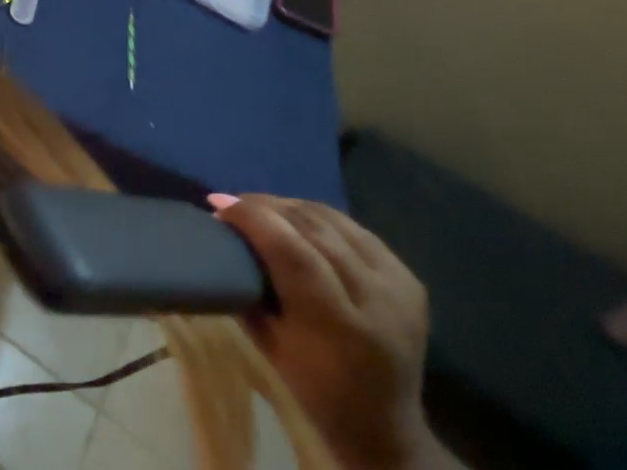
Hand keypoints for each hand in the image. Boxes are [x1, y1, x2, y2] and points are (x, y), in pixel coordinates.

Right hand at [211, 194, 445, 468]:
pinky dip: (319, 218)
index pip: (292, 251)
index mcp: (338, 324)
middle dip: (266, 206)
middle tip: (231, 203)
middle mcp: (377, 298)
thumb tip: (224, 237)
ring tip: (259, 207)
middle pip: (315, 229)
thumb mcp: (269, 344)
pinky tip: (296, 220)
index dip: (253, 218)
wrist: (384, 424)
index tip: (217, 203)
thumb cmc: (313, 390)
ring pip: (337, 222)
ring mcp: (400, 285)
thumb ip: (250, 288)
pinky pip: (357, 231)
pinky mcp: (409, 278)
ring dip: (291, 206)